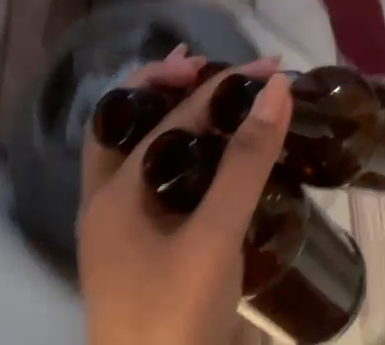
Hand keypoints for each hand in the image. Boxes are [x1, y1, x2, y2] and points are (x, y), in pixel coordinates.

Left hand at [77, 47, 290, 344]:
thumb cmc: (173, 317)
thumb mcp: (213, 236)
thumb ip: (244, 162)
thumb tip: (276, 89)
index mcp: (112, 193)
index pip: (170, 117)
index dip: (220, 85)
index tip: (269, 69)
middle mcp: (107, 205)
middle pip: (127, 124)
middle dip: (167, 87)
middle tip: (212, 66)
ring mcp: (122, 234)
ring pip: (138, 155)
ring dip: (171, 119)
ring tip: (210, 94)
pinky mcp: (143, 257)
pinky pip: (156, 185)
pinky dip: (180, 156)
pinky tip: (214, 162)